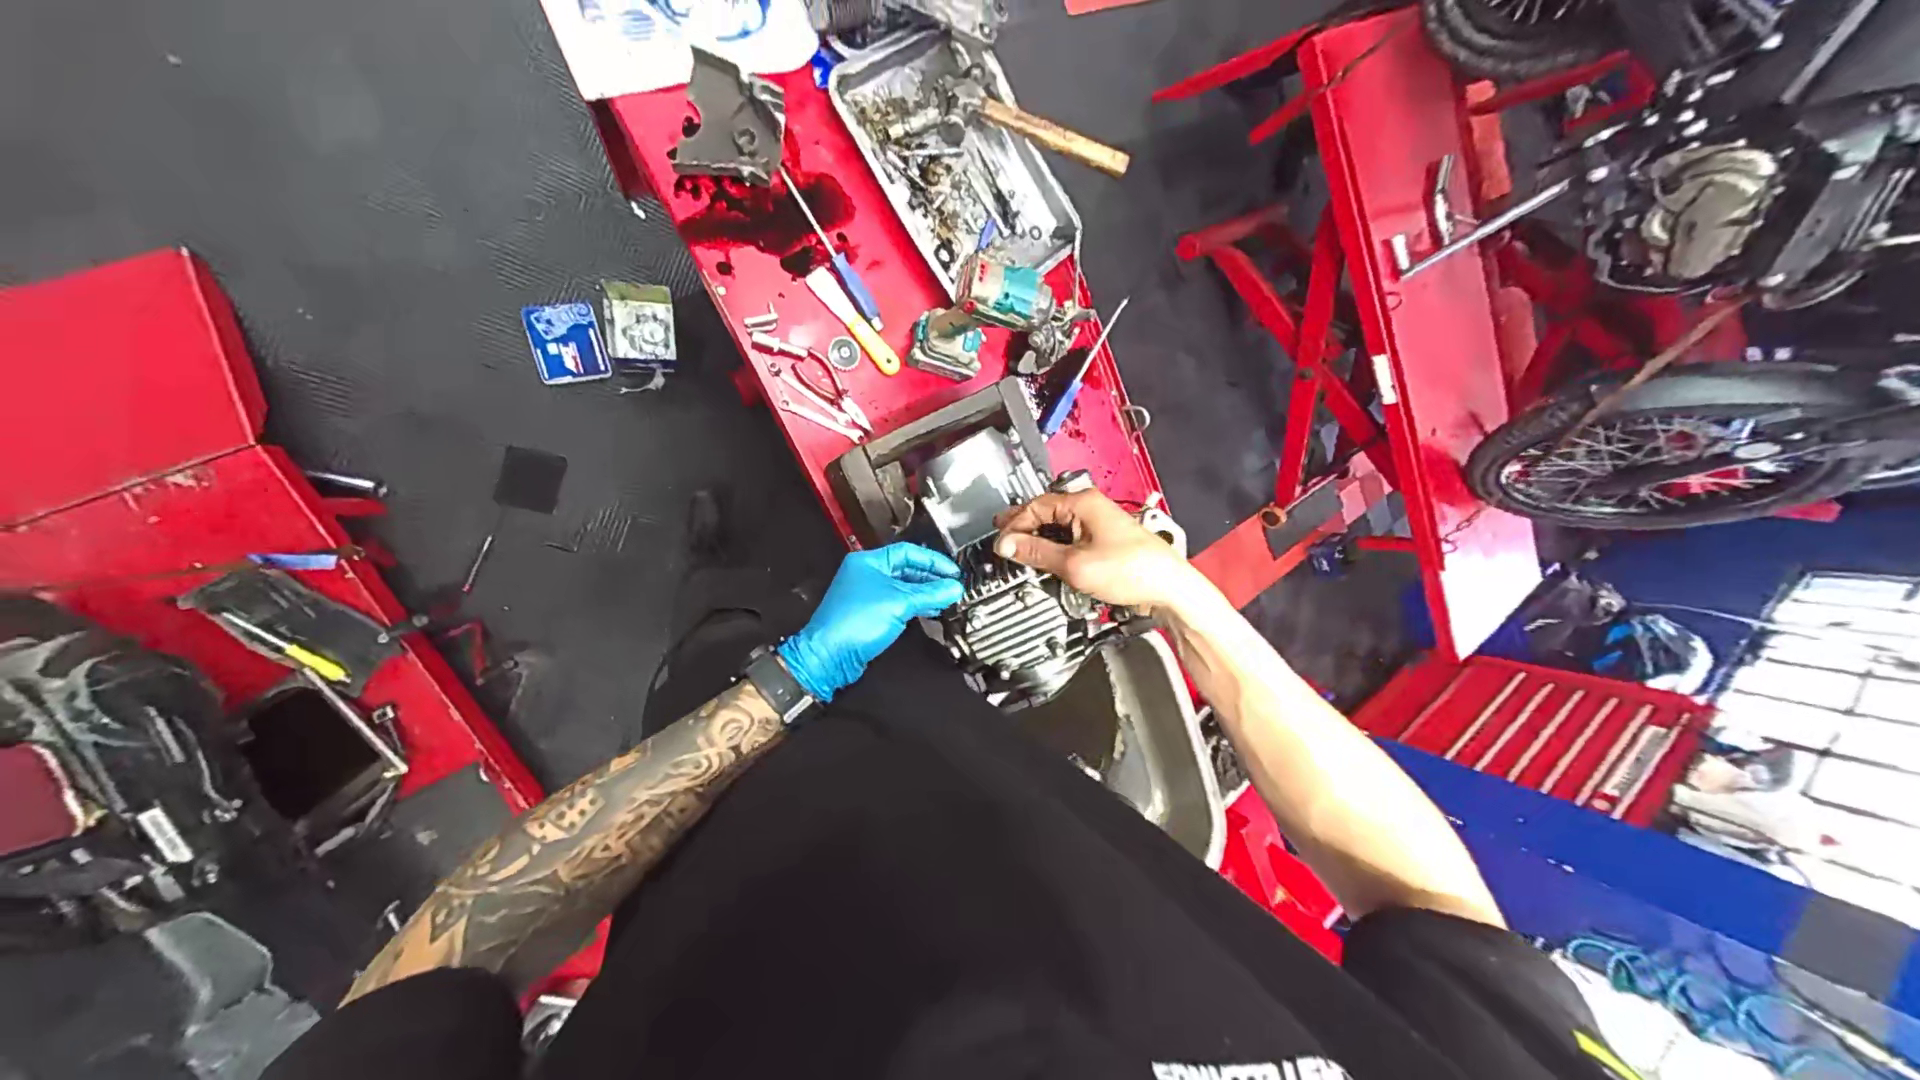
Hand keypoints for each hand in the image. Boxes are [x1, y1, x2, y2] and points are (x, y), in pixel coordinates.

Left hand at [777, 544, 964, 700]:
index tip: (952, 571)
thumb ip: (930, 594)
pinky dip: (914, 604)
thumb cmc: (854, 623)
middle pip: (906, 568)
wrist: (830, 656)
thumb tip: (953, 588)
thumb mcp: (900, 603)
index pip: (908, 552)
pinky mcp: (869, 613)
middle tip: (952, 585)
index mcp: (868, 561)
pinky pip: (897, 602)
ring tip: (946, 598)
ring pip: (903, 586)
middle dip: (931, 577)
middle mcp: (866, 574)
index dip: (933, 560)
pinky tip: (929, 610)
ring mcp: (866, 594)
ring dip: (924, 592)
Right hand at [992, 490, 1202, 615]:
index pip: (1035, 506)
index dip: (1014, 525)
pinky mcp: (1105, 541)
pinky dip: (1055, 547)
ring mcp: (1099, 524)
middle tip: (1002, 540)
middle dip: (1023, 528)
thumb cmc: (1134, 570)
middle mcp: (1092, 507)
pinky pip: (1071, 538)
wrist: (1169, 588)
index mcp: (1084, 503)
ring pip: (1058, 526)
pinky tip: (1047, 560)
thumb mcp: (1074, 565)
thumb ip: (1037, 553)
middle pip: (1046, 513)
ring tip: (1021, 553)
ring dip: (1039, 539)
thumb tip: (1010, 545)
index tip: (1000, 543)